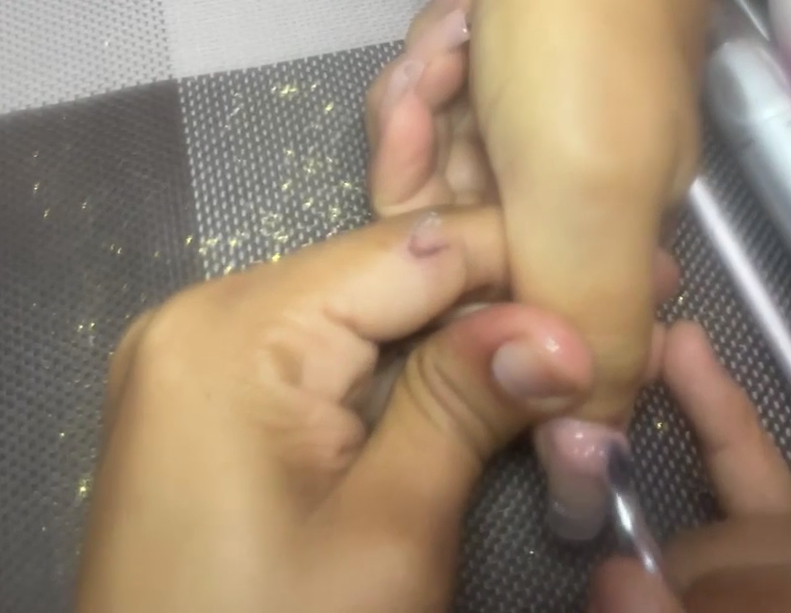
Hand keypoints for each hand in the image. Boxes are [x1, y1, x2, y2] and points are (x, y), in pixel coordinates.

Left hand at [76, 210, 601, 612]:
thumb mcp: (385, 539)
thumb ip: (465, 406)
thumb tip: (560, 330)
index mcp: (232, 328)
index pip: (400, 251)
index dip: (507, 256)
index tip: (603, 276)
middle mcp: (198, 314)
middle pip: (371, 275)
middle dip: (479, 300)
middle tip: (578, 324)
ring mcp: (188, 352)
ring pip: (346, 309)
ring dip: (439, 334)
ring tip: (534, 347)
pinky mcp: (197, 393)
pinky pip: (308, 348)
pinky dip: (383, 364)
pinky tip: (450, 380)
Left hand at [368, 0, 701, 538]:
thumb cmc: (582, 40)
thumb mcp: (584, 193)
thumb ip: (586, 322)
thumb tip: (590, 460)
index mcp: (591, 250)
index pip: (488, 314)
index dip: (443, 256)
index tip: (435, 159)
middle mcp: (565, 204)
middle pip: (440, 222)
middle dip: (426, 144)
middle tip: (446, 69)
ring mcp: (530, 138)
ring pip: (426, 153)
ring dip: (428, 88)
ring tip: (458, 24)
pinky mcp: (500, 84)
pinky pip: (430, 98)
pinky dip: (434, 53)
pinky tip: (459, 4)